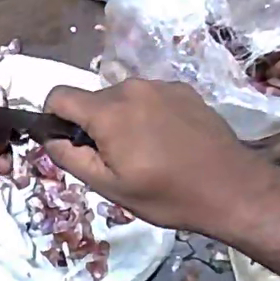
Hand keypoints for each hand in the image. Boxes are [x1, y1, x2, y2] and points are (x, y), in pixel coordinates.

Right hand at [43, 80, 271, 234]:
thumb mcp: (109, 187)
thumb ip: (70, 158)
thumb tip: (48, 138)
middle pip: (92, 100)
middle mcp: (131, 88)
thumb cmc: (166, 195)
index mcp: (108, 112)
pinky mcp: (183, 89)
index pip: (59, 96)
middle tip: (115, 159)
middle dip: (92, 125)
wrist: (231, 188)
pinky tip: (167, 142)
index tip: (69, 142)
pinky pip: (148, 97)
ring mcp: (160, 86)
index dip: (54, 118)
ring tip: (144, 152)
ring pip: (120, 98)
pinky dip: (146, 115)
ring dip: (120, 120)